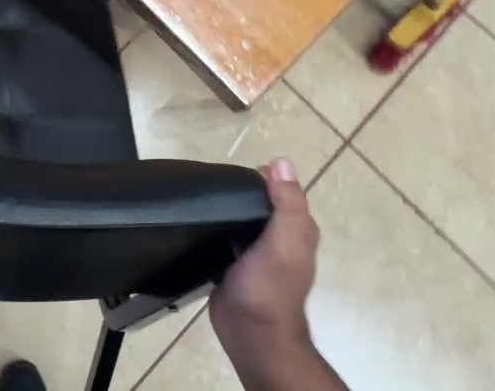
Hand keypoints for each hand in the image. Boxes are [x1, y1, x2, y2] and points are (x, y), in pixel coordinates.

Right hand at [210, 158, 320, 362]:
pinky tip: (197, 220)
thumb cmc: (269, 287)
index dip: (259, 177)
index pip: (279, 189)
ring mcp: (256, 251)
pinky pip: (225, 234)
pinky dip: (215, 225)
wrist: (251, 335)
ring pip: (240, 217)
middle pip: (257, 201)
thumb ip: (287, 204)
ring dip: (224, 207)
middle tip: (209, 186)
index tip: (230, 174)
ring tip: (199, 198)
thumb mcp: (285, 242)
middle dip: (237, 190)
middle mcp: (280, 238)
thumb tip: (281, 161)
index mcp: (297, 229)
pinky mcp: (234, 262)